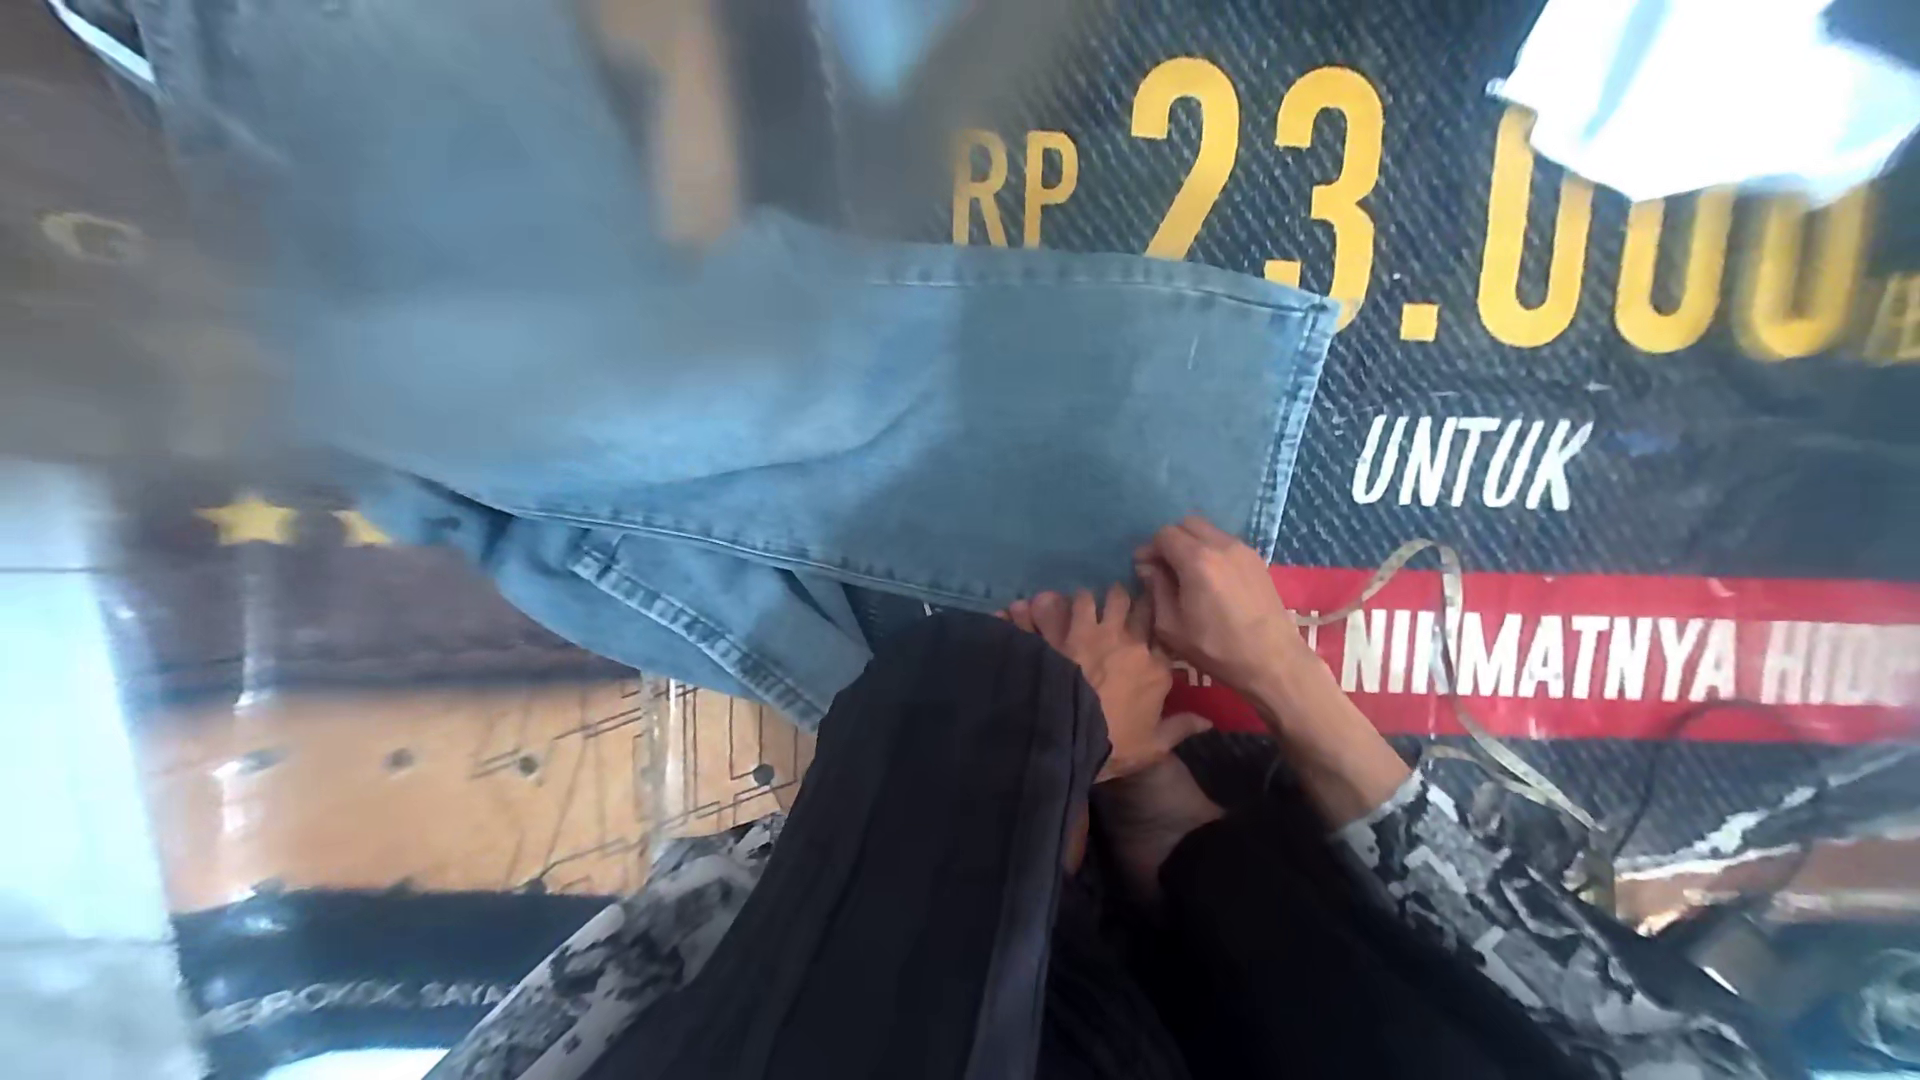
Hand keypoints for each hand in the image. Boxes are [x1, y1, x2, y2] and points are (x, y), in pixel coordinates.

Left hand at [1003, 586, 1209, 781]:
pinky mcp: (1069, 631)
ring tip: (1093, 598)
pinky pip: (1076, 604)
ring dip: (1101, 597)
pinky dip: (1072, 600)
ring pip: (1106, 598)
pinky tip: (1066, 599)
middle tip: (1126, 597)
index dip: (1161, 624)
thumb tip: (1208, 721)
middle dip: (1134, 600)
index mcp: (1157, 669)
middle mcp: (1132, 644)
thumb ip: (1181, 727)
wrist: (1069, 736)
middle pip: (1139, 608)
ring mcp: (1099, 633)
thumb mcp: (1154, 746)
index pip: (1166, 636)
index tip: (1157, 616)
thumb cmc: (1114, 745)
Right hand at [1133, 516, 1308, 696]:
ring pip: (1209, 531)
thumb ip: (1156, 589)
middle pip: (1187, 524)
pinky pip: (1225, 543)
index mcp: (1197, 560)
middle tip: (1164, 567)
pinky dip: (1211, 550)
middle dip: (1171, 540)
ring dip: (1192, 543)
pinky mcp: (1257, 560)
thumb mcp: (1171, 625)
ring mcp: (1243, 550)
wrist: (1271, 661)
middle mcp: (1221, 545)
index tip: (1143, 569)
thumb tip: (1148, 568)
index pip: (1164, 535)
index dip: (1149, 549)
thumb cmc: (1215, 647)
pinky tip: (1209, 578)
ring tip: (1186, 572)